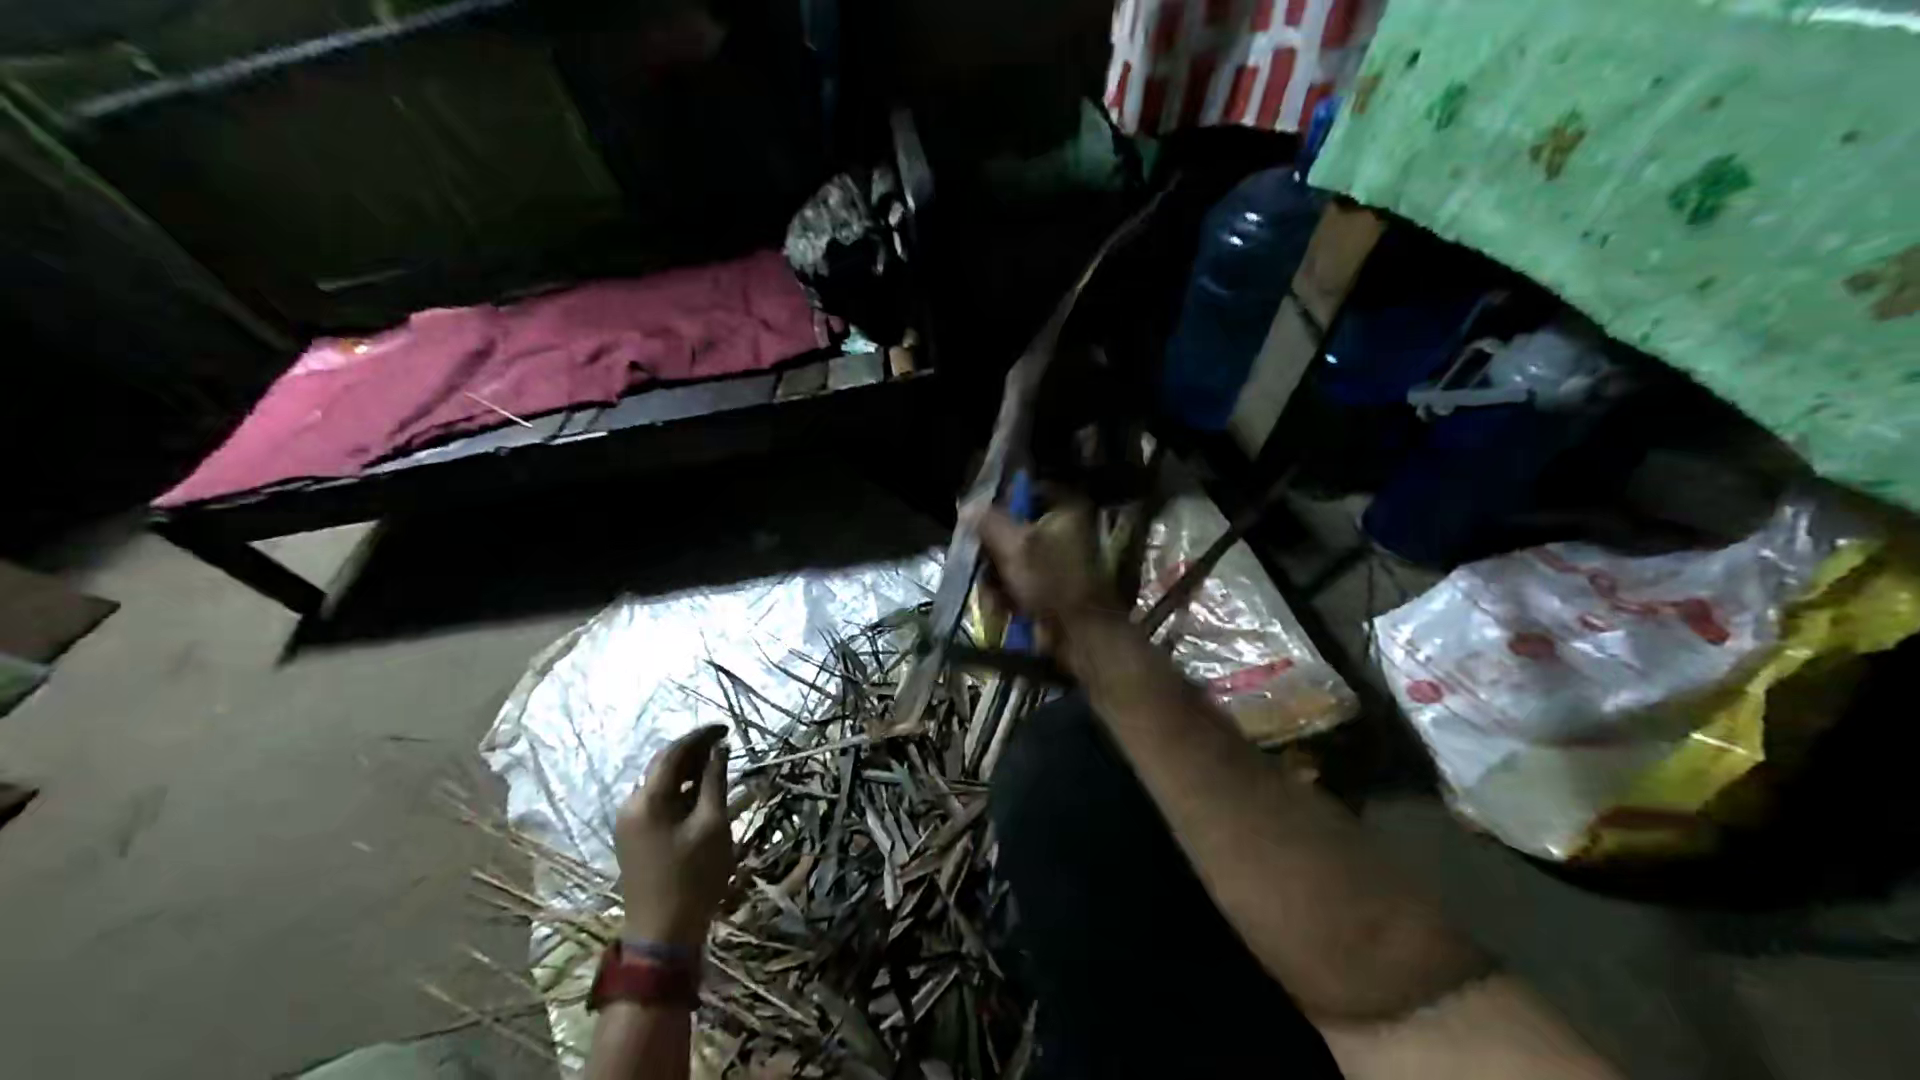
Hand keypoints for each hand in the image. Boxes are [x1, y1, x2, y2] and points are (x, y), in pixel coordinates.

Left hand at [615, 725, 733, 947]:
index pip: (674, 753)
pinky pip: (658, 801)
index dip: (701, 736)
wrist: (662, 934)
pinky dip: (680, 790)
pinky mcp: (634, 837)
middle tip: (724, 744)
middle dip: (693, 750)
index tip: (726, 729)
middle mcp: (631, 805)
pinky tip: (701, 792)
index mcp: (647, 800)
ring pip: (660, 783)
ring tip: (717, 764)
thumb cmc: (693, 877)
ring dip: (687, 770)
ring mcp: (629, 822)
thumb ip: (715, 781)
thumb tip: (719, 749)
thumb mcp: (713, 825)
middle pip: (663, 765)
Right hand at [971, 503, 1119, 664]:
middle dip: (990, 554)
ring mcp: (1055, 561)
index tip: (976, 524)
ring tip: (994, 597)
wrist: (1081, 635)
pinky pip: (1015, 582)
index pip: (1022, 492)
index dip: (996, 506)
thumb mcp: (1015, 545)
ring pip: (1008, 560)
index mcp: (1064, 510)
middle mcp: (1061, 530)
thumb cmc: (1052, 582)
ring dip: (994, 580)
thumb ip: (988, 523)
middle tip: (981, 568)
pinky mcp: (1047, 587)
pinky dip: (1005, 595)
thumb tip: (965, 505)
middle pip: (1009, 530)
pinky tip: (1002, 608)